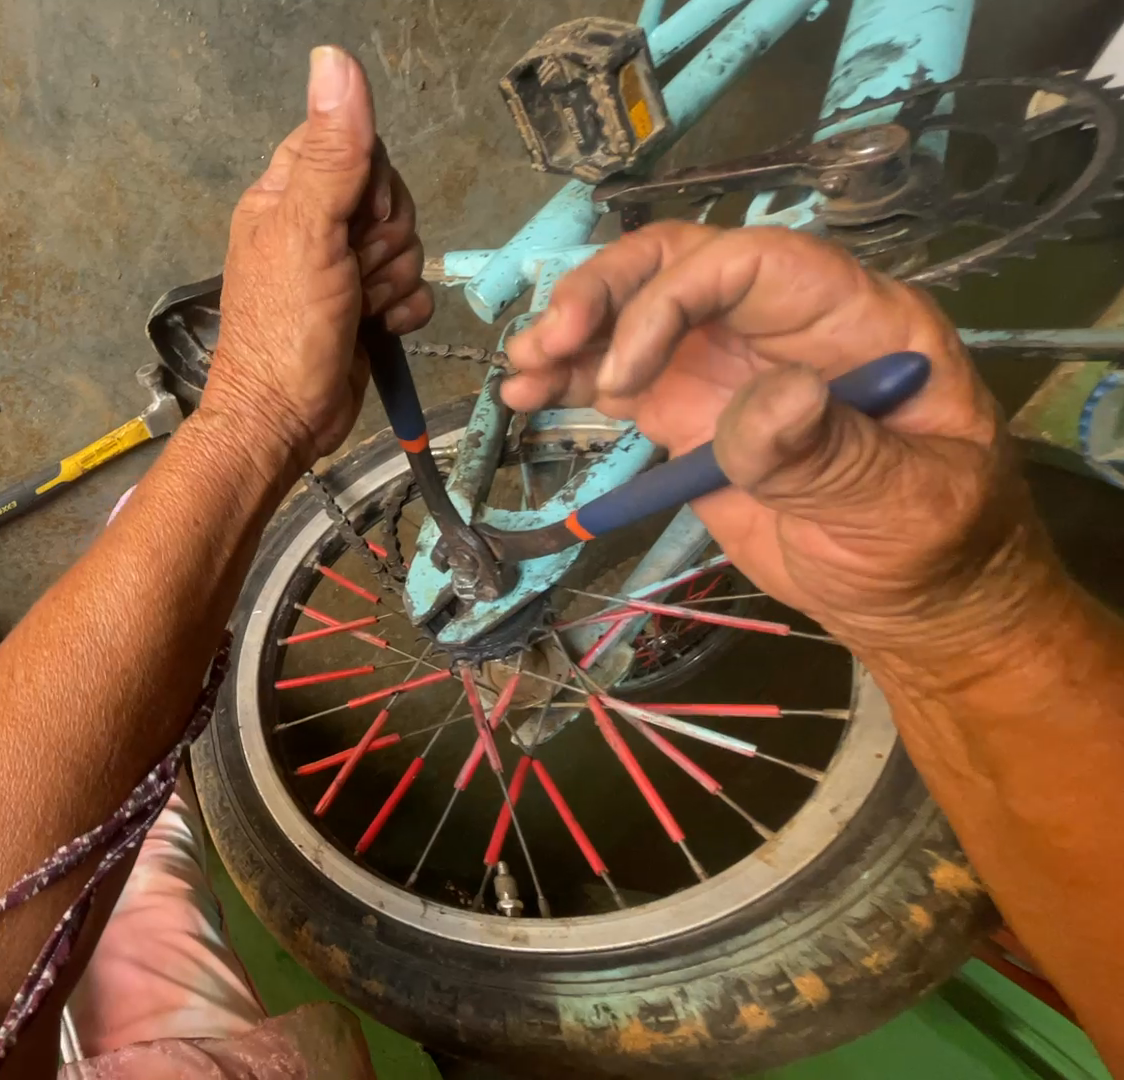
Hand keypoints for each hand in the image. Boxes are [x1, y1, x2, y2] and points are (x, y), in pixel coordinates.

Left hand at [201, 45, 433, 464]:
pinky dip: (402, 309)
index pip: (352, 144)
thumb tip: (332, 58)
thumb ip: (329, 154)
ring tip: (358, 310)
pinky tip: (379, 328)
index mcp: (286, 197)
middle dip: (383, 238)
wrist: (286, 420)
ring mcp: (340, 270)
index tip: (354, 220)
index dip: (369, 180)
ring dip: (392, 280)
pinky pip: (410, 286)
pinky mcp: (364, 307)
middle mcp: (313, 227)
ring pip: (404, 242)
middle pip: (387, 195)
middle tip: (351, 275)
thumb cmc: (284, 332)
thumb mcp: (306, 234)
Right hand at [502, 224, 1049, 653]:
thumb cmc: (927, 542)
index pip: (748, 265)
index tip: (624, 381)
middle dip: (601, 292)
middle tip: (547, 342)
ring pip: (628, 314)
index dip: (669, 301)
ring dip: (566, 333)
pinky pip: (610, 378)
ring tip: (520, 370)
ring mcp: (717, 367)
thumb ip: (831, 450)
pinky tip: (525, 395)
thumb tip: (766, 396)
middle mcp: (770, 328)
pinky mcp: (677, 409)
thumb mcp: (902, 502)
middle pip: (674, 265)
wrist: (895, 589)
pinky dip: (564, 381)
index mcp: (846, 324)